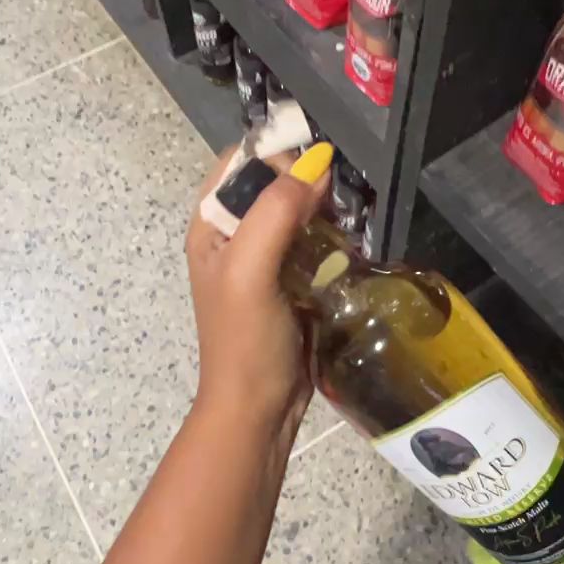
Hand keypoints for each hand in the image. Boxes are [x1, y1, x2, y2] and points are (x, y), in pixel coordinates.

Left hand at [185, 144, 330, 443]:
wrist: (258, 407)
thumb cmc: (245, 340)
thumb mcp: (250, 270)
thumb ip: (275, 213)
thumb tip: (316, 164)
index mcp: (211, 224)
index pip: (241, 163)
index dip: (276, 157)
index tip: (316, 168)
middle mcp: (234, 234)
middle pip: (272, 184)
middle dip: (307, 179)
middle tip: (342, 191)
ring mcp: (264, 258)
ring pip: (298, 210)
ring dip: (325, 207)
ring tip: (353, 214)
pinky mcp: (292, 279)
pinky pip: (314, 241)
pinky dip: (333, 235)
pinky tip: (353, 240)